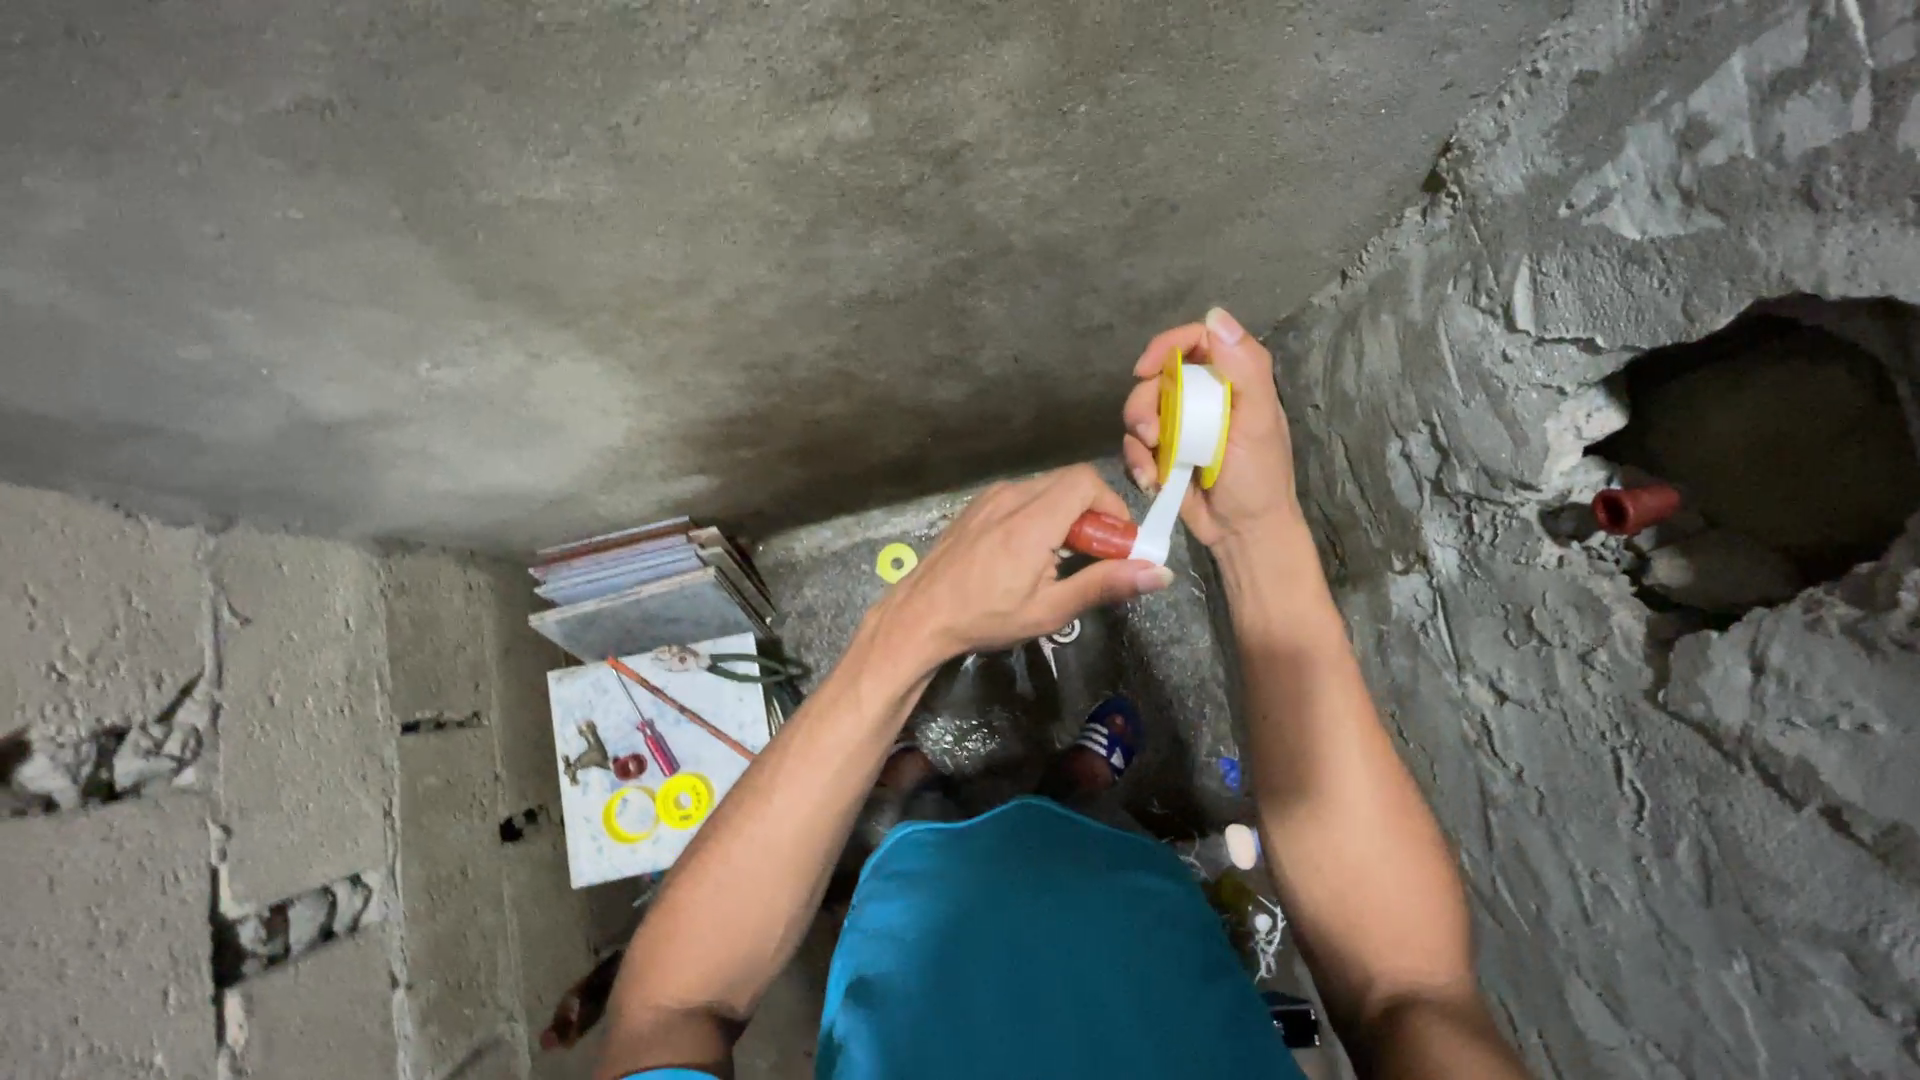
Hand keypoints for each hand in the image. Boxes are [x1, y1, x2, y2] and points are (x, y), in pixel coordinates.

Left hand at [869, 465, 1174, 672]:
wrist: (920, 615)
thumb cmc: (985, 617)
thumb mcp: (1050, 610)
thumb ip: (1105, 584)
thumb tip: (1160, 574)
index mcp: (1031, 520)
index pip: (1086, 481)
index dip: (1112, 506)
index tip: (1117, 544)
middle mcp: (1011, 497)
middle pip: (1070, 482)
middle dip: (1094, 513)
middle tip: (1095, 555)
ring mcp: (989, 498)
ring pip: (1046, 488)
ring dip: (1067, 515)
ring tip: (1062, 559)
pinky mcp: (977, 505)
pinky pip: (1022, 496)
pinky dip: (1041, 514)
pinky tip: (1031, 552)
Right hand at [1121, 307, 1301, 550]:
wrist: (1243, 533)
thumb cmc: (1259, 478)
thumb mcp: (1258, 422)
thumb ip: (1244, 369)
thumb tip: (1214, 316)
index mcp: (1231, 381)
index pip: (1194, 342)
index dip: (1165, 346)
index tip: (1146, 368)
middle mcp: (1202, 398)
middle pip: (1156, 379)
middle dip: (1143, 405)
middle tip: (1150, 434)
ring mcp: (1179, 427)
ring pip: (1138, 412)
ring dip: (1138, 438)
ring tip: (1152, 468)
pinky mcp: (1161, 455)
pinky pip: (1134, 446)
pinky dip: (1137, 463)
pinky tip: (1151, 482)